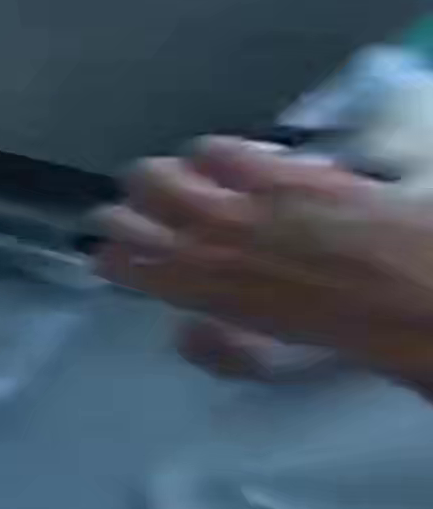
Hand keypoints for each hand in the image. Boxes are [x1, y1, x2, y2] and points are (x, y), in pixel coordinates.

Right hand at [94, 137, 432, 393]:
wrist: (430, 296)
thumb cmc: (350, 330)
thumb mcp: (264, 357)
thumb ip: (213, 346)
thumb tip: (184, 330)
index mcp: (181, 288)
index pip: (108, 260)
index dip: (108, 255)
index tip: (121, 256)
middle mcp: (190, 245)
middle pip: (113, 216)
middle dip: (122, 214)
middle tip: (143, 214)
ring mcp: (234, 207)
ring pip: (152, 175)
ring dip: (161, 180)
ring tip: (183, 181)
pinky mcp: (281, 177)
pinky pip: (221, 151)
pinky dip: (216, 154)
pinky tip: (229, 161)